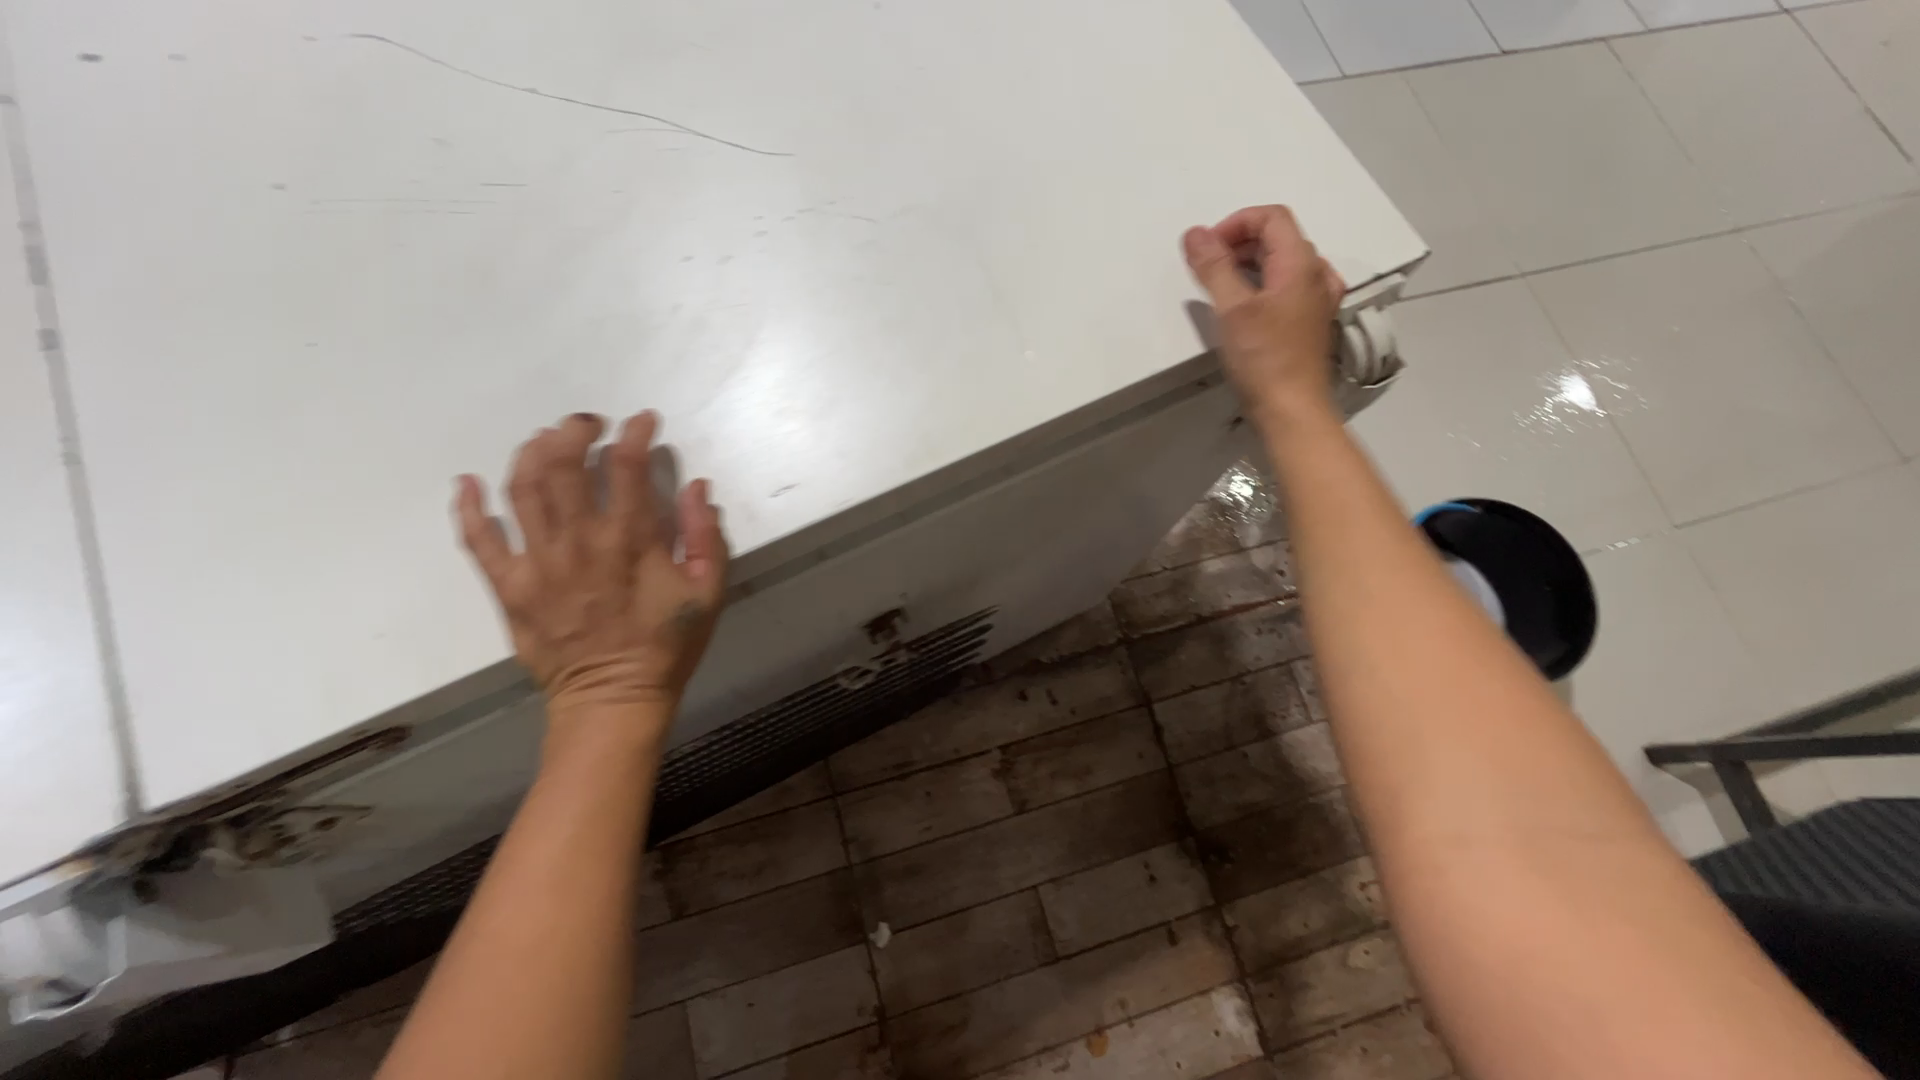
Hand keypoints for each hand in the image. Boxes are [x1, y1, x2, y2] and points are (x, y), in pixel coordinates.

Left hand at [454, 412, 729, 720]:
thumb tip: (697, 488)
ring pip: (523, 489)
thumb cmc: (666, 646)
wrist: (613, 698)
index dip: (633, 434)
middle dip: (573, 430)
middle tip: (585, 424)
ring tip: (544, 441)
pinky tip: (467, 482)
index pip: (626, 466)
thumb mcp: (707, 592)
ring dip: (531, 453)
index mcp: (630, 540)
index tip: (642, 422)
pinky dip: (468, 507)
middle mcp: (579, 541)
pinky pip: (478, 540)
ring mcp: (538, 562)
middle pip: (563, 464)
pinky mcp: (509, 587)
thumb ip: (705, 536)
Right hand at [1183, 205, 1344, 427]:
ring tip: (1219, 287)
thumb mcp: (1232, 310)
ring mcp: (1317, 299)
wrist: (1292, 410)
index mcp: (1302, 263)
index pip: (1272, 217)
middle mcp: (1316, 274)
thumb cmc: (1264, 359)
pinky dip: (1261, 285)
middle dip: (1239, 242)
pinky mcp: (1310, 322)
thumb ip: (1214, 267)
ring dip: (1248, 264)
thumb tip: (1195, 233)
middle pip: (1278, 237)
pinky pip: (1286, 287)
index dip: (1235, 223)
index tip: (1207, 249)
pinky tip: (1244, 307)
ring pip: (1282, 263)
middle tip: (1207, 267)